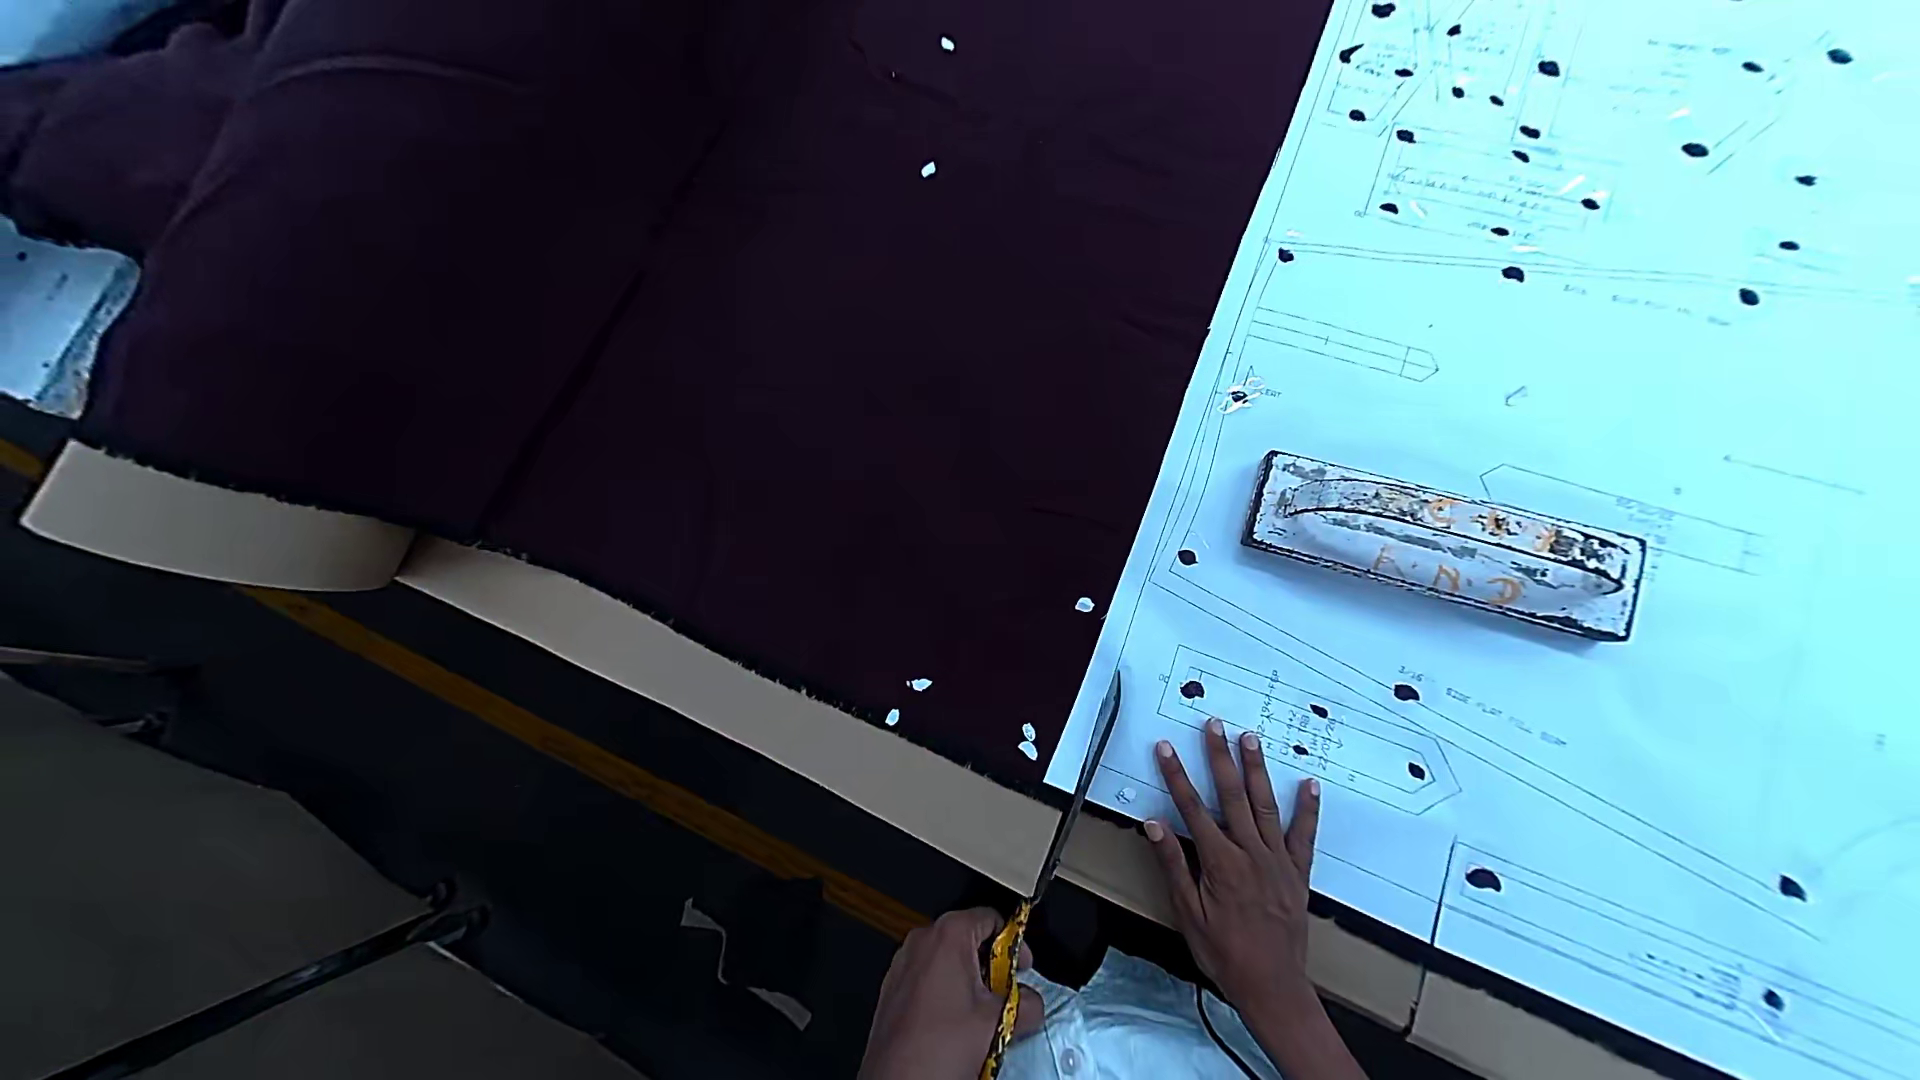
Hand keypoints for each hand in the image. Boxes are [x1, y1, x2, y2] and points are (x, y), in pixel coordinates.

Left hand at [858, 908, 1040, 1079]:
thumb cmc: (940, 1046)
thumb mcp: (997, 1022)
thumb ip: (1026, 1003)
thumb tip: (1032, 1002)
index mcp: (949, 933)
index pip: (991, 917)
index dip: (1014, 942)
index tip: (1023, 966)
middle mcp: (923, 938)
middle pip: (970, 937)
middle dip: (992, 965)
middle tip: (1005, 994)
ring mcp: (905, 960)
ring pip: (948, 957)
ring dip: (969, 979)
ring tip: (980, 1014)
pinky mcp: (893, 984)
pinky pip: (928, 974)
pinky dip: (946, 989)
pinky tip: (954, 1022)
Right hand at [1146, 720, 1365, 1079]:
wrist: (1274, 989)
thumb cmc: (1225, 954)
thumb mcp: (1188, 913)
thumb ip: (1173, 864)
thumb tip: (1154, 823)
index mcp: (1220, 863)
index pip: (1192, 808)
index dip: (1177, 775)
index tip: (1167, 748)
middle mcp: (1250, 854)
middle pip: (1231, 795)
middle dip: (1219, 756)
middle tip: (1214, 726)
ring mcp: (1277, 861)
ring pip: (1265, 805)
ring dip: (1256, 769)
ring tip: (1250, 738)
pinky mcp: (1298, 872)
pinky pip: (1304, 835)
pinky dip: (1308, 809)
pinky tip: (1309, 785)